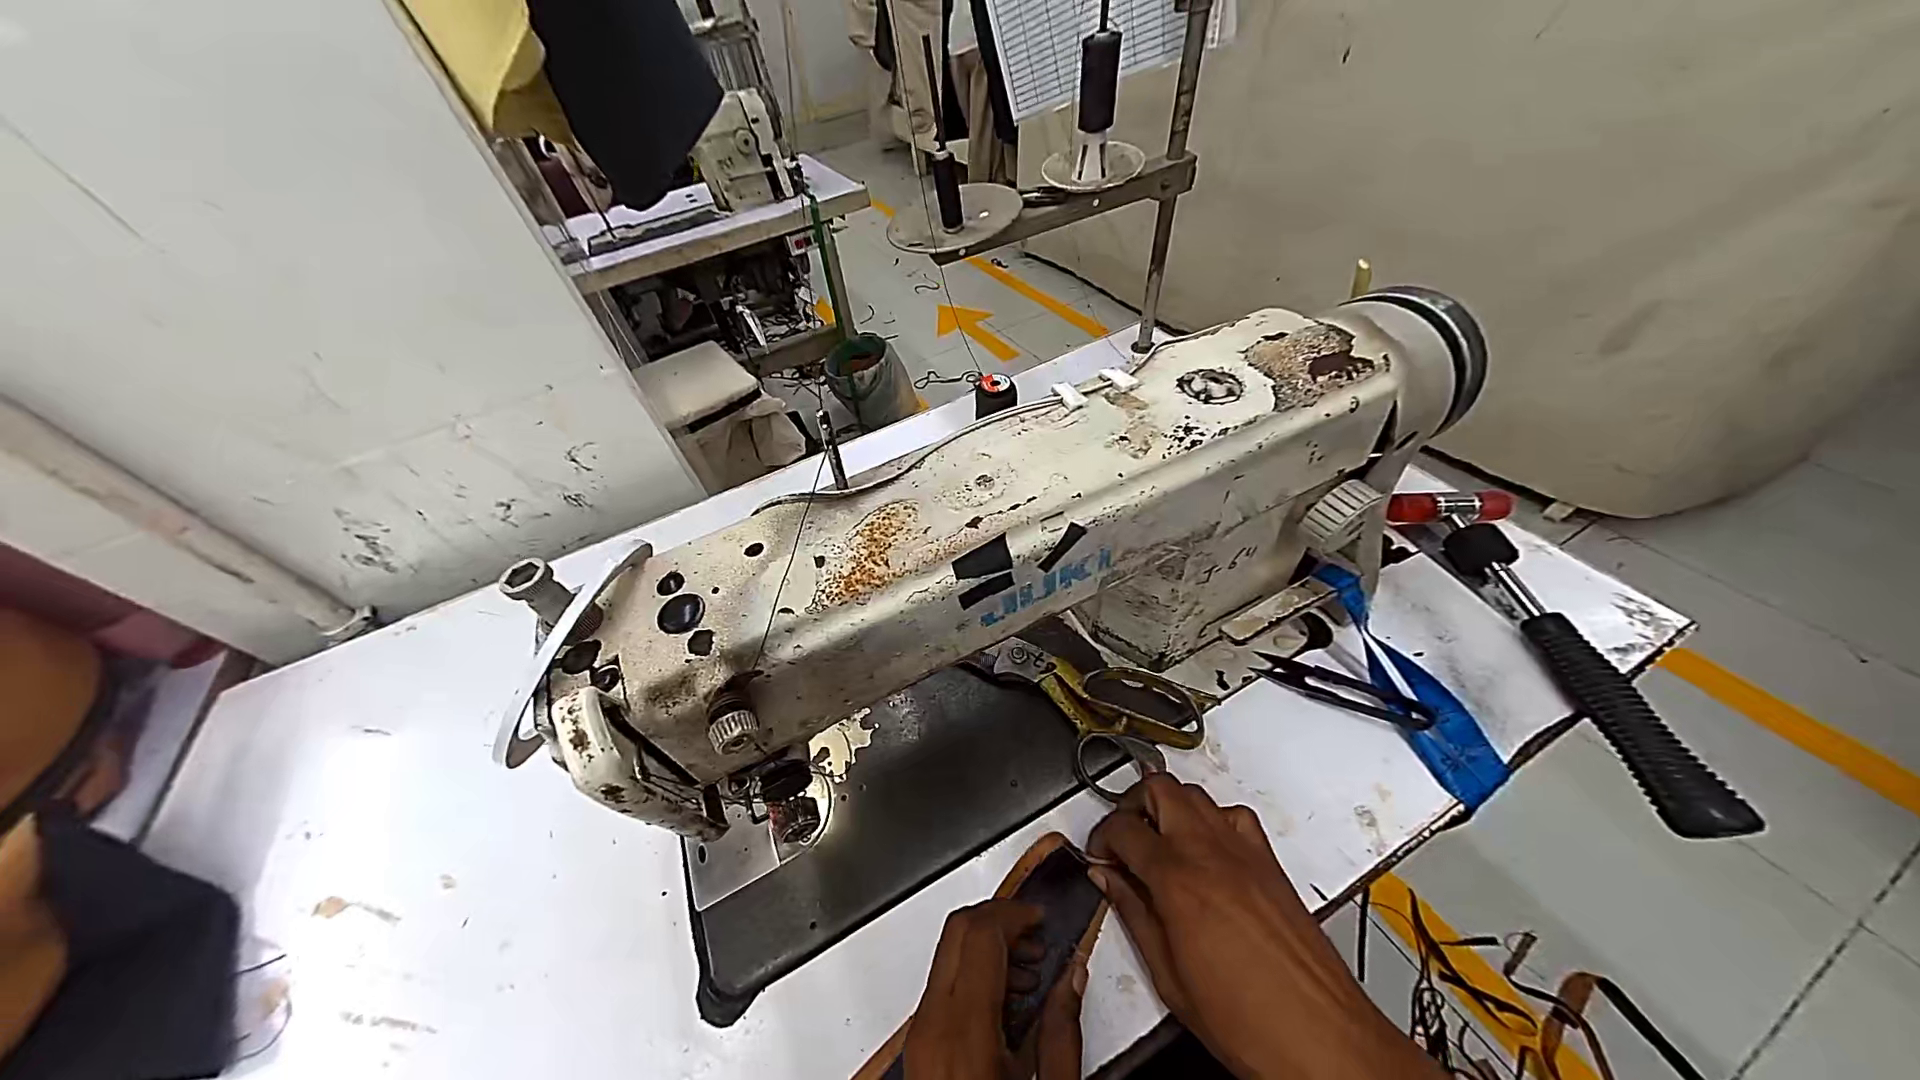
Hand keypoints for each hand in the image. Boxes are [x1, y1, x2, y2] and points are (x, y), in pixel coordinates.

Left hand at [903, 899, 1085, 1079]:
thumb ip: (1062, 1028)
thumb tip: (1073, 973)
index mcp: (965, 1032)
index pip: (980, 933)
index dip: (1013, 913)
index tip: (1039, 917)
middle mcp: (933, 1023)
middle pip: (958, 931)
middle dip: (999, 919)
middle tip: (1035, 935)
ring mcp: (921, 1033)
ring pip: (948, 952)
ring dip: (986, 944)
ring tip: (1027, 971)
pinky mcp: (920, 1043)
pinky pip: (943, 983)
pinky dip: (974, 971)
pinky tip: (1006, 998)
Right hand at [1087, 775, 1441, 1079]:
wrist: (1321, 1041)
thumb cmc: (1253, 1021)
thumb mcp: (1169, 975)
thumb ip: (1133, 912)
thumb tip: (1109, 882)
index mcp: (1177, 879)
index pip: (1122, 828)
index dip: (1102, 839)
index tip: (1101, 855)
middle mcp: (1210, 852)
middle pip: (1158, 788)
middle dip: (1131, 805)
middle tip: (1124, 836)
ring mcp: (1243, 851)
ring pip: (1194, 793)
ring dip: (1169, 806)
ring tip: (1158, 838)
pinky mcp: (1269, 861)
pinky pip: (1233, 815)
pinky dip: (1211, 819)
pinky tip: (1205, 846)